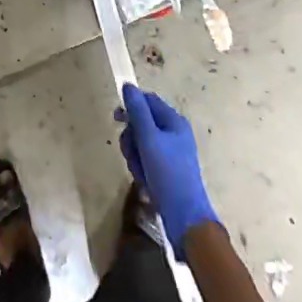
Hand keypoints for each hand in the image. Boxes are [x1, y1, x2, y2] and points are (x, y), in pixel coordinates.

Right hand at [116, 84, 217, 258]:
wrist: (184, 216)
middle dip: (131, 136)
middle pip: (141, 122)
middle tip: (130, 150)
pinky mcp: (165, 169)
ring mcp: (169, 152)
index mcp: (174, 121)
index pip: (148, 100)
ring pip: (140, 141)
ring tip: (139, 169)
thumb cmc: (168, 173)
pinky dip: (140, 166)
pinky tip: (144, 179)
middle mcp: (173, 133)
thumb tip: (128, 85)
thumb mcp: (149, 138)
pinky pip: (145, 158)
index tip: (117, 118)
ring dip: (134, 154)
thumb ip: (137, 111)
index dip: (131, 106)